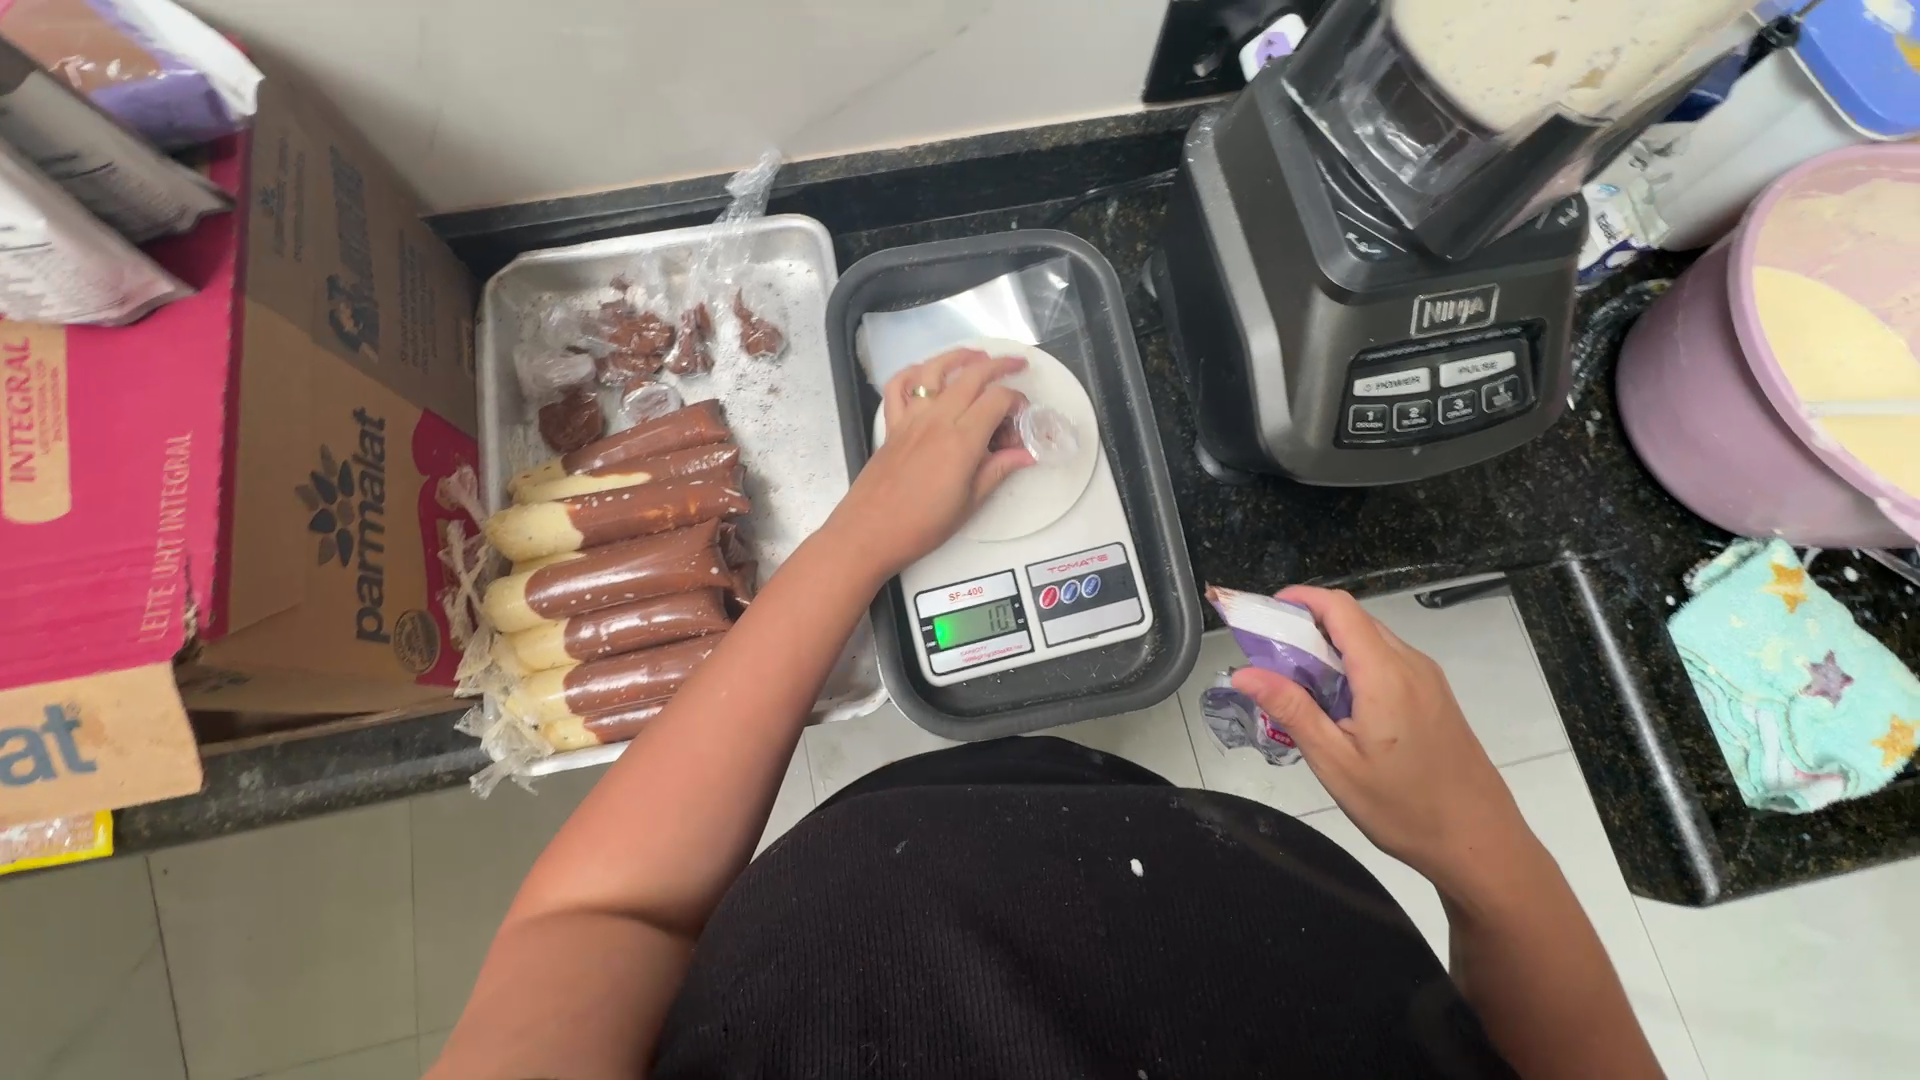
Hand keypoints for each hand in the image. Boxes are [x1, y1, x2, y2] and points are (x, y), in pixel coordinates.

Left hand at [828, 348, 1033, 576]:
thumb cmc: (922, 525)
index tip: (1023, 415)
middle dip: (999, 365)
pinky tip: (926, 374)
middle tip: (1017, 366)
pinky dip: (912, 373)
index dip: (1017, 400)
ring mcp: (911, 419)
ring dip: (958, 356)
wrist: (869, 532)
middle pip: (972, 376)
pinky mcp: (892, 425)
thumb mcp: (969, 503)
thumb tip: (1026, 455)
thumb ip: (998, 471)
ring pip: (934, 370)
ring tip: (977, 355)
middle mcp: (936, 420)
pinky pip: (898, 386)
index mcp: (961, 441)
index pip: (997, 400)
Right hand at [1230, 586, 1536, 898]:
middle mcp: (1410, 665)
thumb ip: (1291, 709)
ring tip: (1295, 683)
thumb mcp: (1334, 762)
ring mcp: (1428, 680)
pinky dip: (1352, 665)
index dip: (1300, 598)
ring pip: (1370, 640)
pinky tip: (1335, 704)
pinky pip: (1387, 662)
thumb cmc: (1403, 807)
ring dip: (1329, 648)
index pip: (1340, 608)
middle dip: (1307, 625)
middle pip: (1353, 620)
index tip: (1264, 612)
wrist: (1482, 846)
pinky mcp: (1434, 697)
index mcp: (1385, 675)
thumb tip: (1243, 673)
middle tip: (1268, 656)